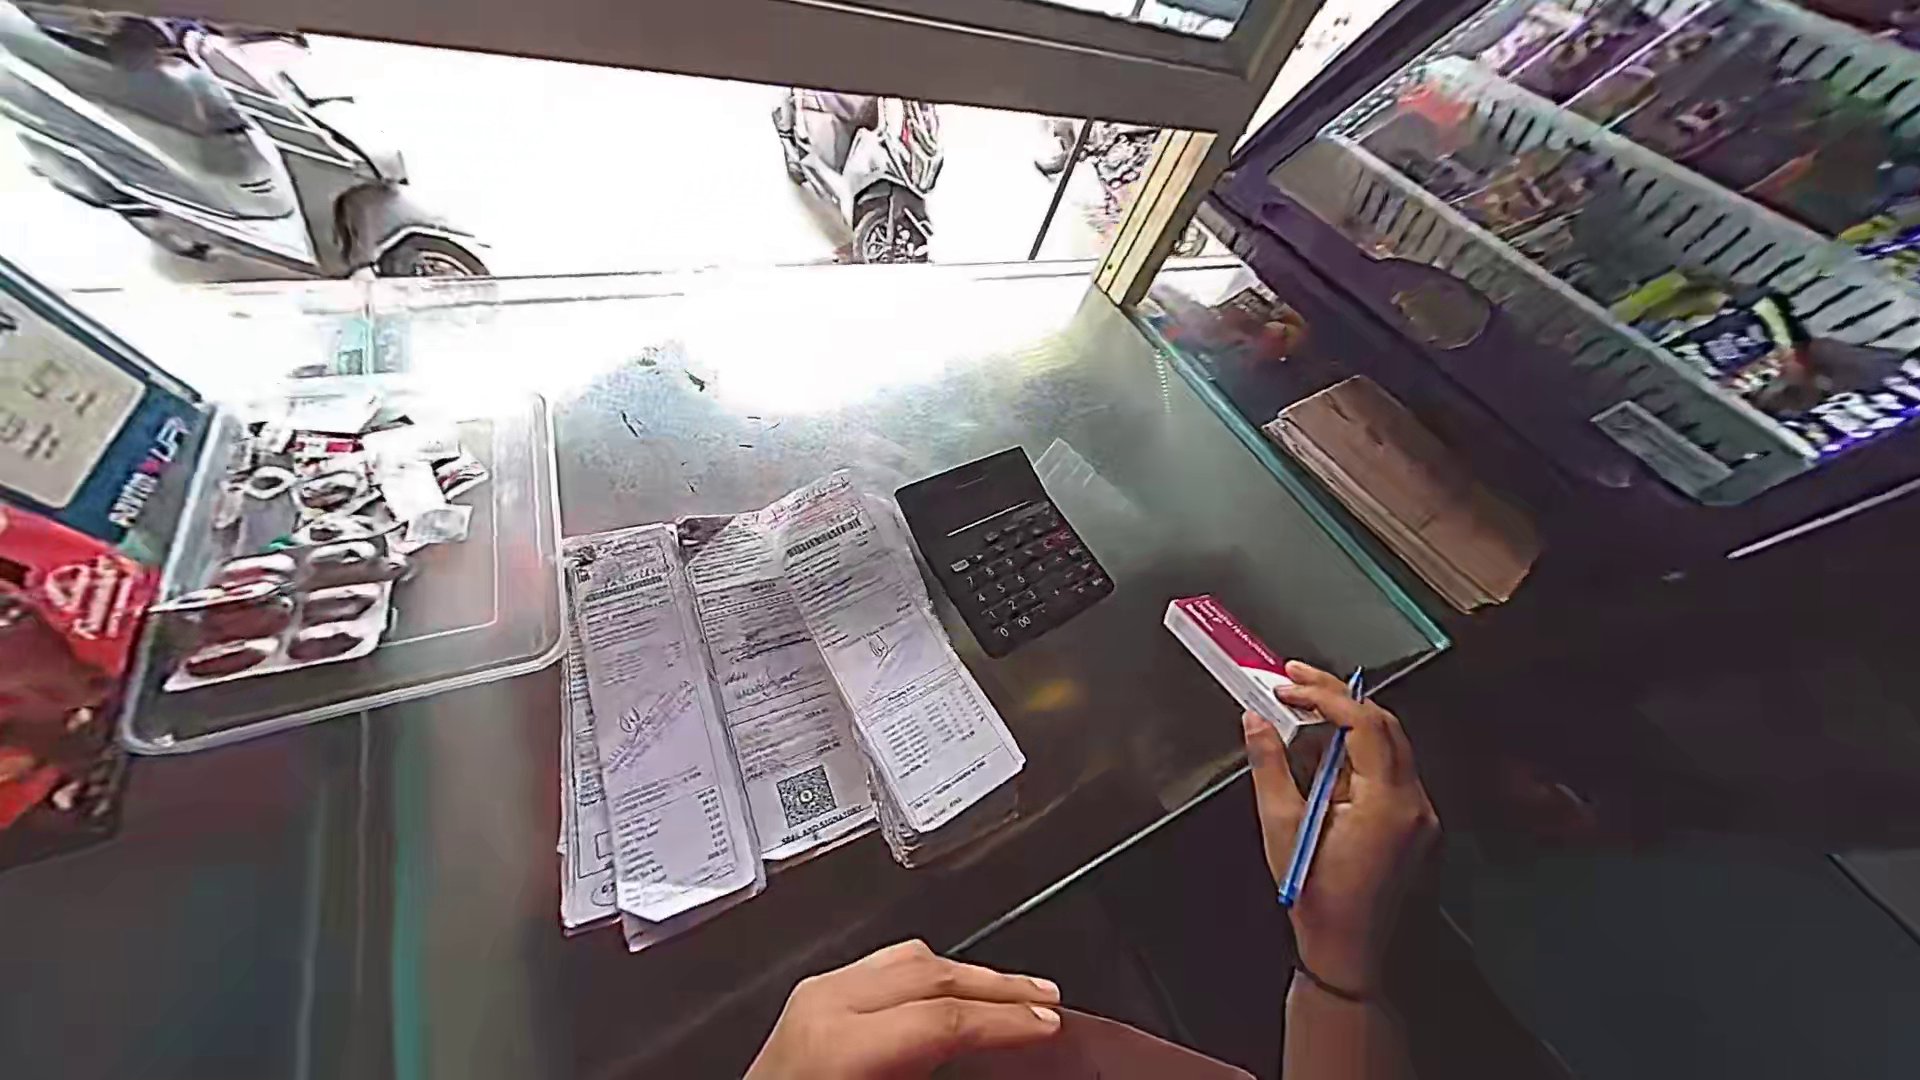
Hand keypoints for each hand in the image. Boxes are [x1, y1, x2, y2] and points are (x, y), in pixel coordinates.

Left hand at [745, 939, 1062, 1079]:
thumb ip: (932, 1071)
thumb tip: (986, 1053)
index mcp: (835, 1045)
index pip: (939, 1018)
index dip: (1002, 1019)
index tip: (1046, 1022)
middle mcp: (826, 1001)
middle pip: (931, 972)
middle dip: (996, 985)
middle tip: (1044, 998)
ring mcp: (819, 990)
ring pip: (912, 957)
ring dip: (968, 972)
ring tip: (1011, 991)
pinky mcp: (819, 992)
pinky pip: (887, 965)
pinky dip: (933, 971)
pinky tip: (957, 985)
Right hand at [1244, 662, 1437, 991]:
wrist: (1351, 951)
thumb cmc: (1318, 896)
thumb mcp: (1281, 823)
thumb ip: (1269, 764)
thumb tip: (1256, 721)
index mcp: (1388, 804)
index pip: (1365, 724)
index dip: (1323, 695)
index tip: (1287, 688)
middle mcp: (1414, 804)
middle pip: (1383, 724)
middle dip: (1336, 694)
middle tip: (1294, 678)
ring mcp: (1417, 814)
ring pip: (1387, 742)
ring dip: (1344, 718)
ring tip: (1300, 705)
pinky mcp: (1410, 822)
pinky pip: (1386, 766)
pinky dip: (1353, 746)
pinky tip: (1320, 747)